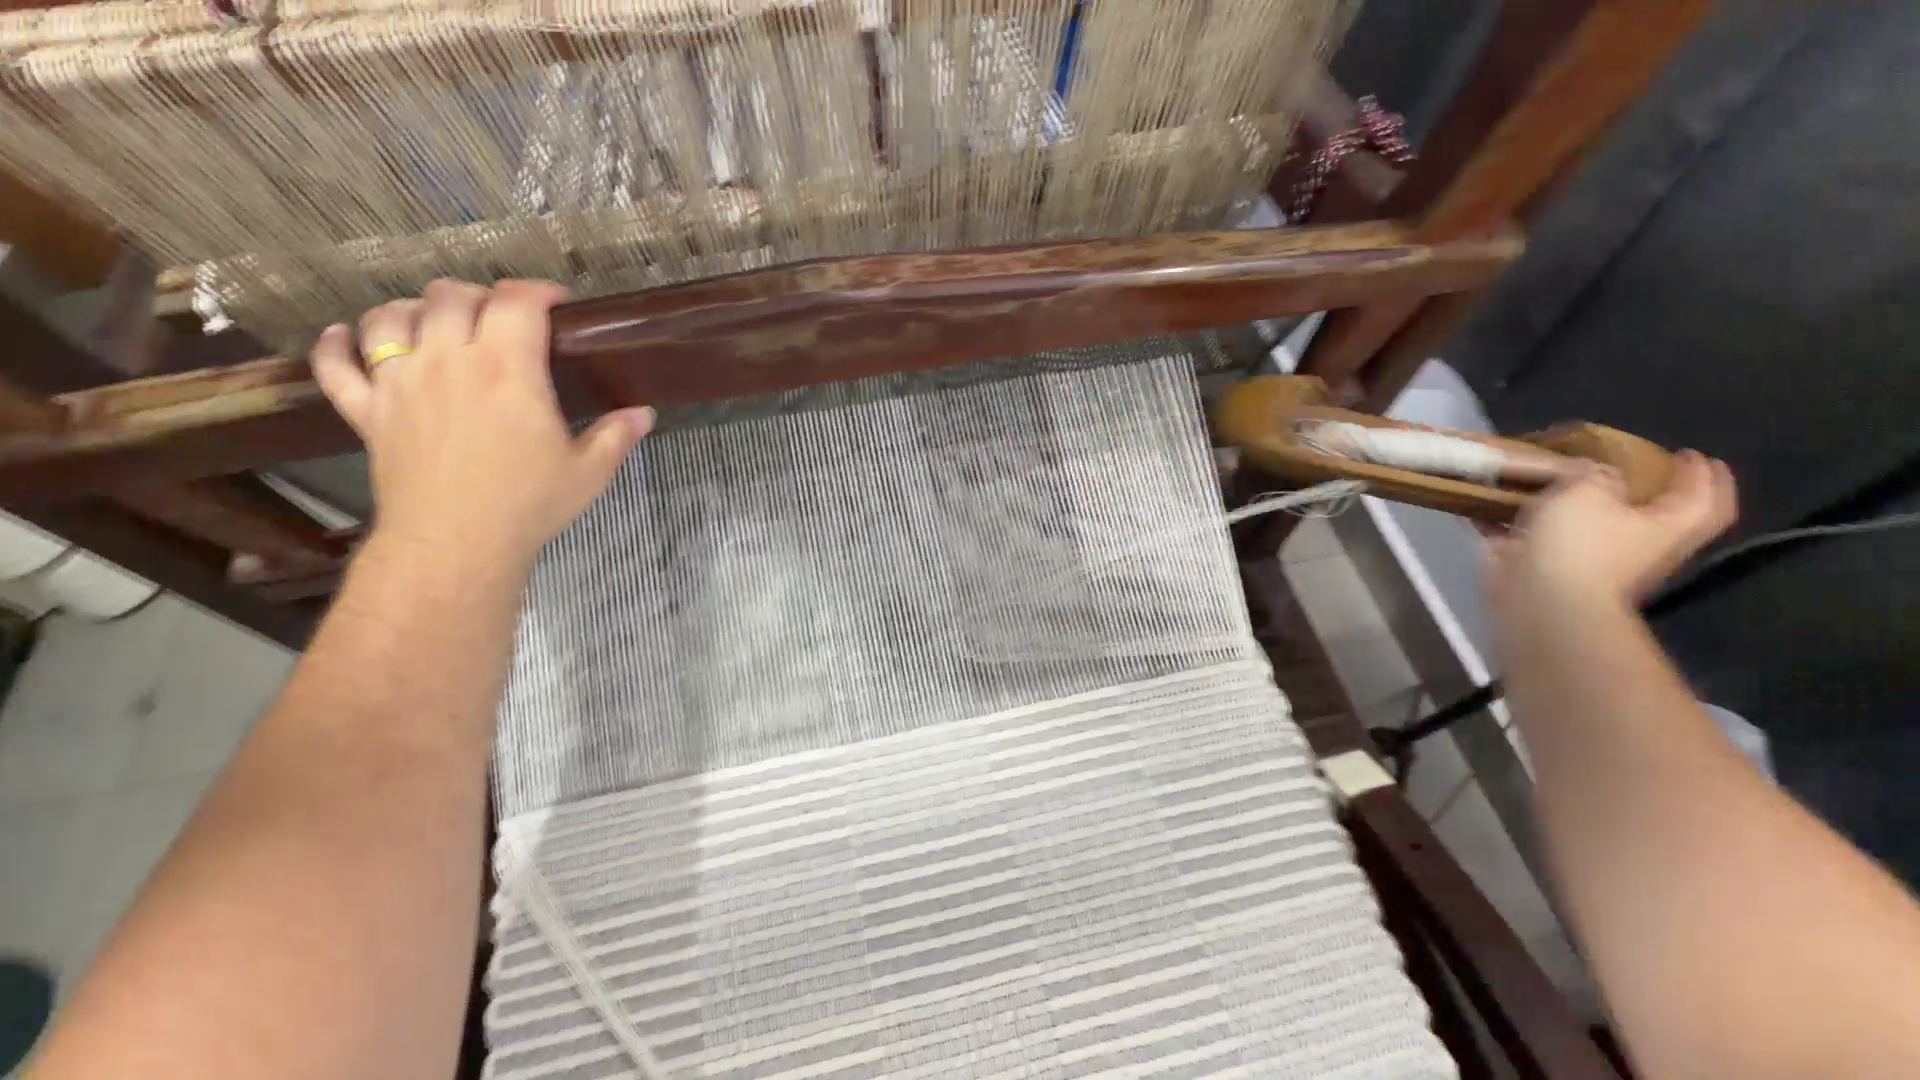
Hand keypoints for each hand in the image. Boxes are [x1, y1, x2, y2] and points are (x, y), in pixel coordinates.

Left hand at [311, 279, 654, 568]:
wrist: (455, 544)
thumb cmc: (526, 505)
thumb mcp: (587, 472)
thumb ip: (616, 436)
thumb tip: (643, 414)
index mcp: (508, 369)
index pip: (517, 300)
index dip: (537, 291)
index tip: (554, 304)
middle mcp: (449, 361)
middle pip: (450, 295)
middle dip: (476, 295)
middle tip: (495, 317)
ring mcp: (400, 383)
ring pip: (390, 317)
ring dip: (411, 310)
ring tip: (430, 322)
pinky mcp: (367, 412)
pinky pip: (336, 366)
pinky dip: (335, 346)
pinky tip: (344, 338)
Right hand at [1488, 449, 1737, 611]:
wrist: (1540, 603)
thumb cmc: (1578, 544)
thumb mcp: (1588, 491)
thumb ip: (1596, 474)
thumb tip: (1600, 473)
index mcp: (1665, 528)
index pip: (1705, 499)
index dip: (1704, 475)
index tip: (1690, 454)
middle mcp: (1639, 550)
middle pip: (1653, 517)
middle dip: (1642, 493)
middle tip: (1626, 467)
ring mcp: (1595, 566)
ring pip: (1592, 529)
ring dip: (1576, 507)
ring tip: (1554, 481)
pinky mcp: (1554, 575)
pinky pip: (1541, 542)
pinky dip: (1521, 525)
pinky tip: (1494, 507)